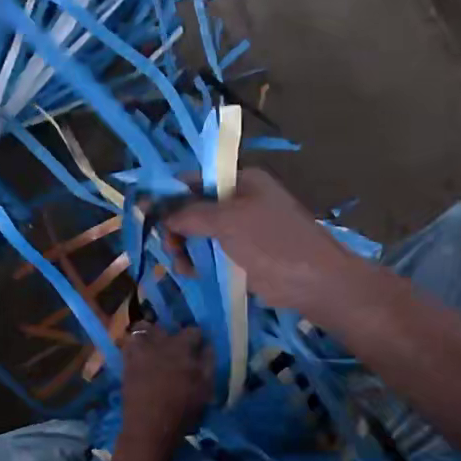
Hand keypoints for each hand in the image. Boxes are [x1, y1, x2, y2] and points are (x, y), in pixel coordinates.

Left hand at [117, 324, 211, 456]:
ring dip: (150, 334)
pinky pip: (128, 343)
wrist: (150, 427)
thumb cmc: (183, 409)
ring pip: (143, 329)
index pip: (193, 331)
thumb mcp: (205, 387)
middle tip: (176, 351)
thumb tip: (207, 346)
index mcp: (182, 347)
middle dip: (172, 335)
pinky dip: (134, 344)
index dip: (197, 340)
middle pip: (167, 327)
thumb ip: (208, 362)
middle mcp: (160, 342)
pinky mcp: (126, 362)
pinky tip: (140, 355)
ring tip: (154, 348)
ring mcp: (140, 350)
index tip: (198, 351)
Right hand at [162, 169, 364, 317]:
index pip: (195, 179)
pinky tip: (194, 274)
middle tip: (171, 250)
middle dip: (177, 227)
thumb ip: (192, 214)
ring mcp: (244, 230)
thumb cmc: (274, 244)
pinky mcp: (245, 256)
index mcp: (242, 180)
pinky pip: (213, 254)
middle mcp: (241, 201)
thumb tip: (162, 213)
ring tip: (185, 268)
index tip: (145, 213)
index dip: (169, 194)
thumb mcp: (229, 221)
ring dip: (186, 249)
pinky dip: (200, 262)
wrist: (315, 282)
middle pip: (195, 208)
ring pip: (201, 234)